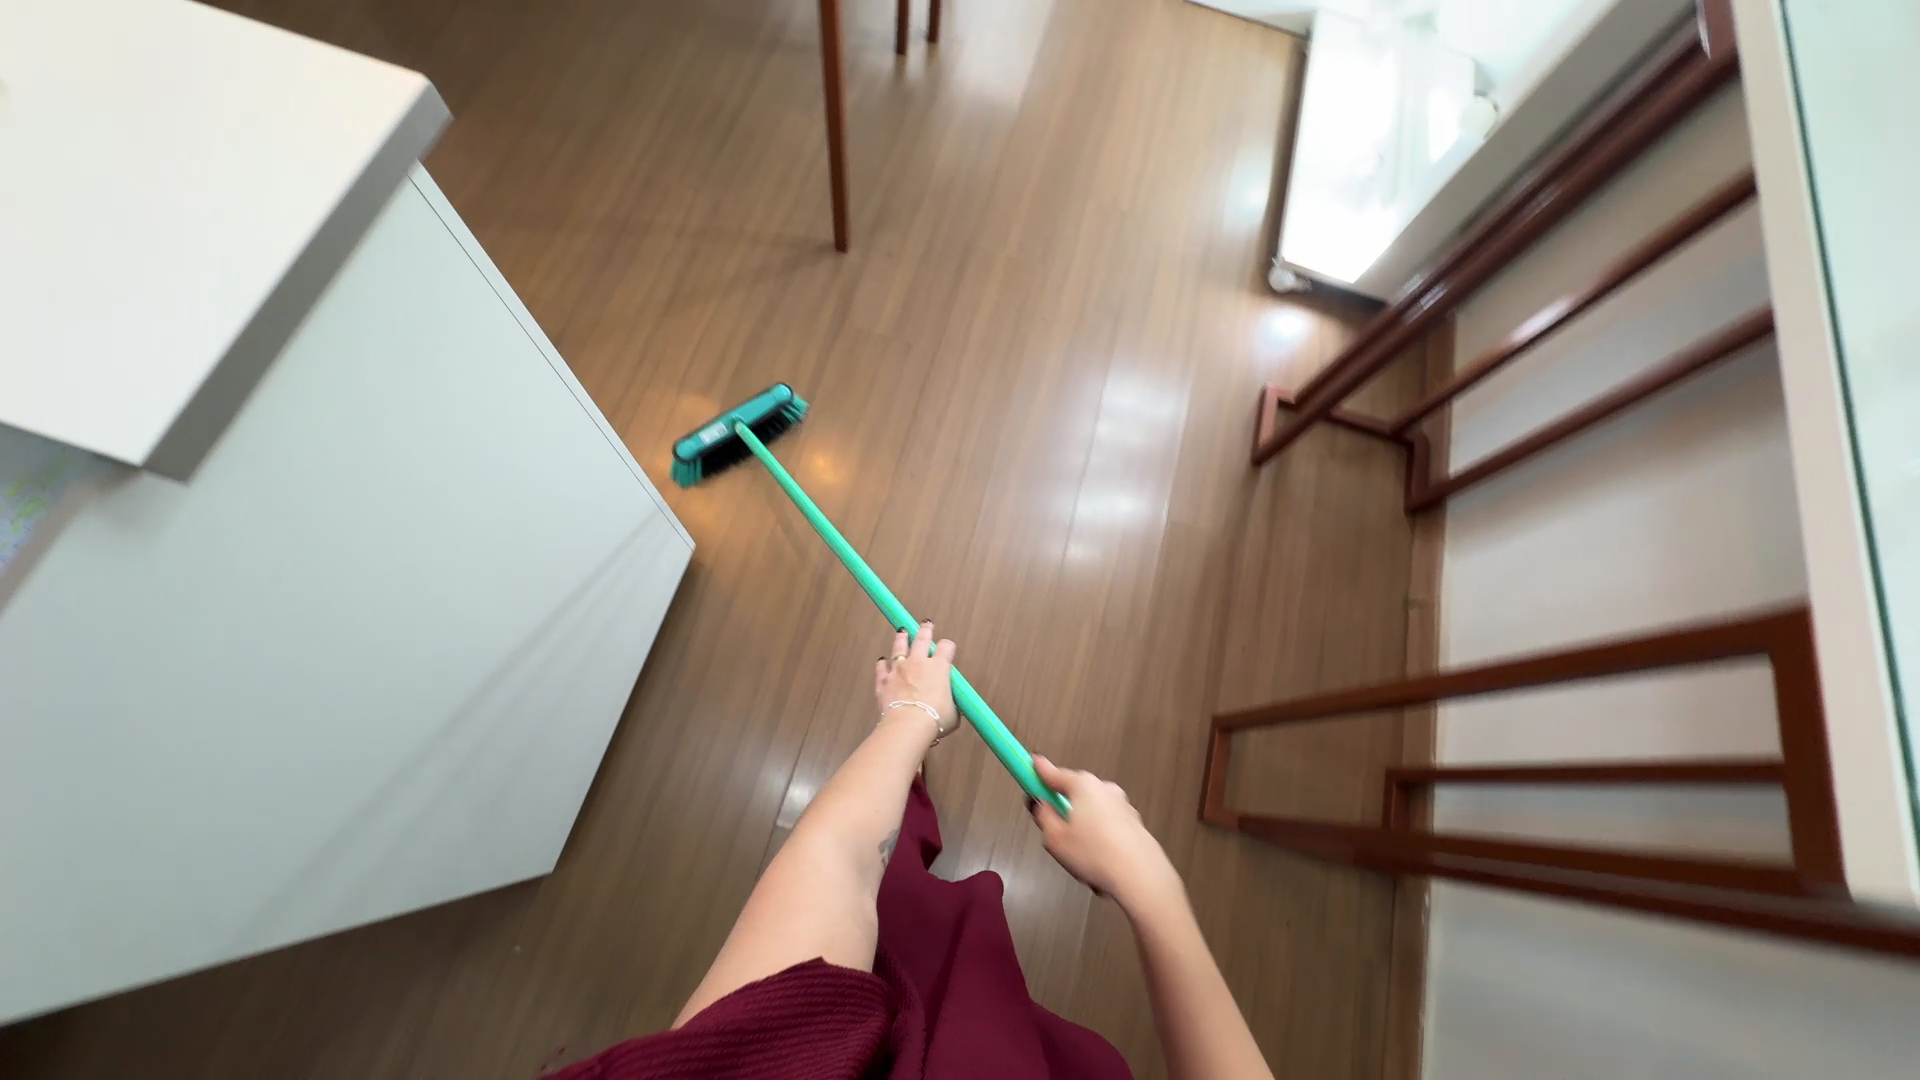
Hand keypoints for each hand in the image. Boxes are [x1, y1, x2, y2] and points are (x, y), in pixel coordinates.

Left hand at [874, 621, 958, 740]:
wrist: (908, 724)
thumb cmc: (935, 719)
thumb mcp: (953, 713)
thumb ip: (952, 704)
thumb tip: (951, 708)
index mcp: (939, 667)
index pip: (946, 647)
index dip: (948, 646)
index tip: (948, 648)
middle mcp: (919, 662)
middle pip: (922, 639)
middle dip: (925, 630)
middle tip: (926, 623)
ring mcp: (899, 669)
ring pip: (899, 647)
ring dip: (901, 639)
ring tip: (902, 631)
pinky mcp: (884, 680)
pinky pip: (881, 667)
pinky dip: (882, 663)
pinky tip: (882, 661)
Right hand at [1027, 756, 1182, 911]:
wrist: (1142, 877)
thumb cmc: (1092, 853)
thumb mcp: (1055, 839)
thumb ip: (1043, 817)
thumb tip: (1042, 803)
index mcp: (1083, 786)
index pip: (1053, 773)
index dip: (1038, 771)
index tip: (1030, 763)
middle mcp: (1104, 788)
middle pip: (1075, 795)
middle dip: (1064, 813)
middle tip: (1058, 838)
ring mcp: (1123, 806)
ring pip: (1092, 816)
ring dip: (1084, 833)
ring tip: (1083, 864)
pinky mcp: (1135, 825)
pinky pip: (1108, 830)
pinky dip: (1101, 844)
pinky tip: (1102, 869)